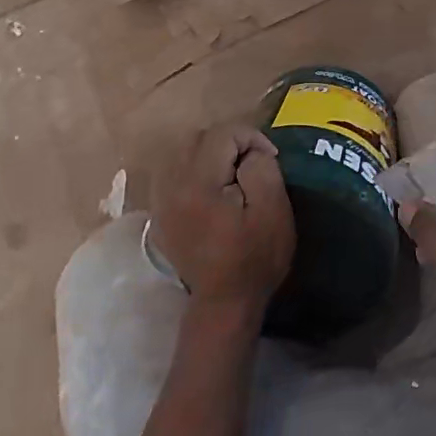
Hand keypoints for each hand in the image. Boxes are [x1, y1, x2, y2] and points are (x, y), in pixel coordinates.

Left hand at [153, 125, 295, 314]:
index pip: (222, 134)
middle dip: (230, 142)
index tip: (270, 160)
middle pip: (198, 138)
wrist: (225, 301)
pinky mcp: (162, 214)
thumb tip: (250, 151)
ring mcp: (162, 201)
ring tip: (235, 174)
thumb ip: (261, 168)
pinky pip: (175, 174)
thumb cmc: (255, 256)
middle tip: (254, 163)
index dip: (251, 138)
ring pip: (183, 153)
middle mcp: (171, 185)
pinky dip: (196, 170)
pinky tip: (214, 189)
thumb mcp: (273, 208)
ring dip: (212, 154)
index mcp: (198, 183)